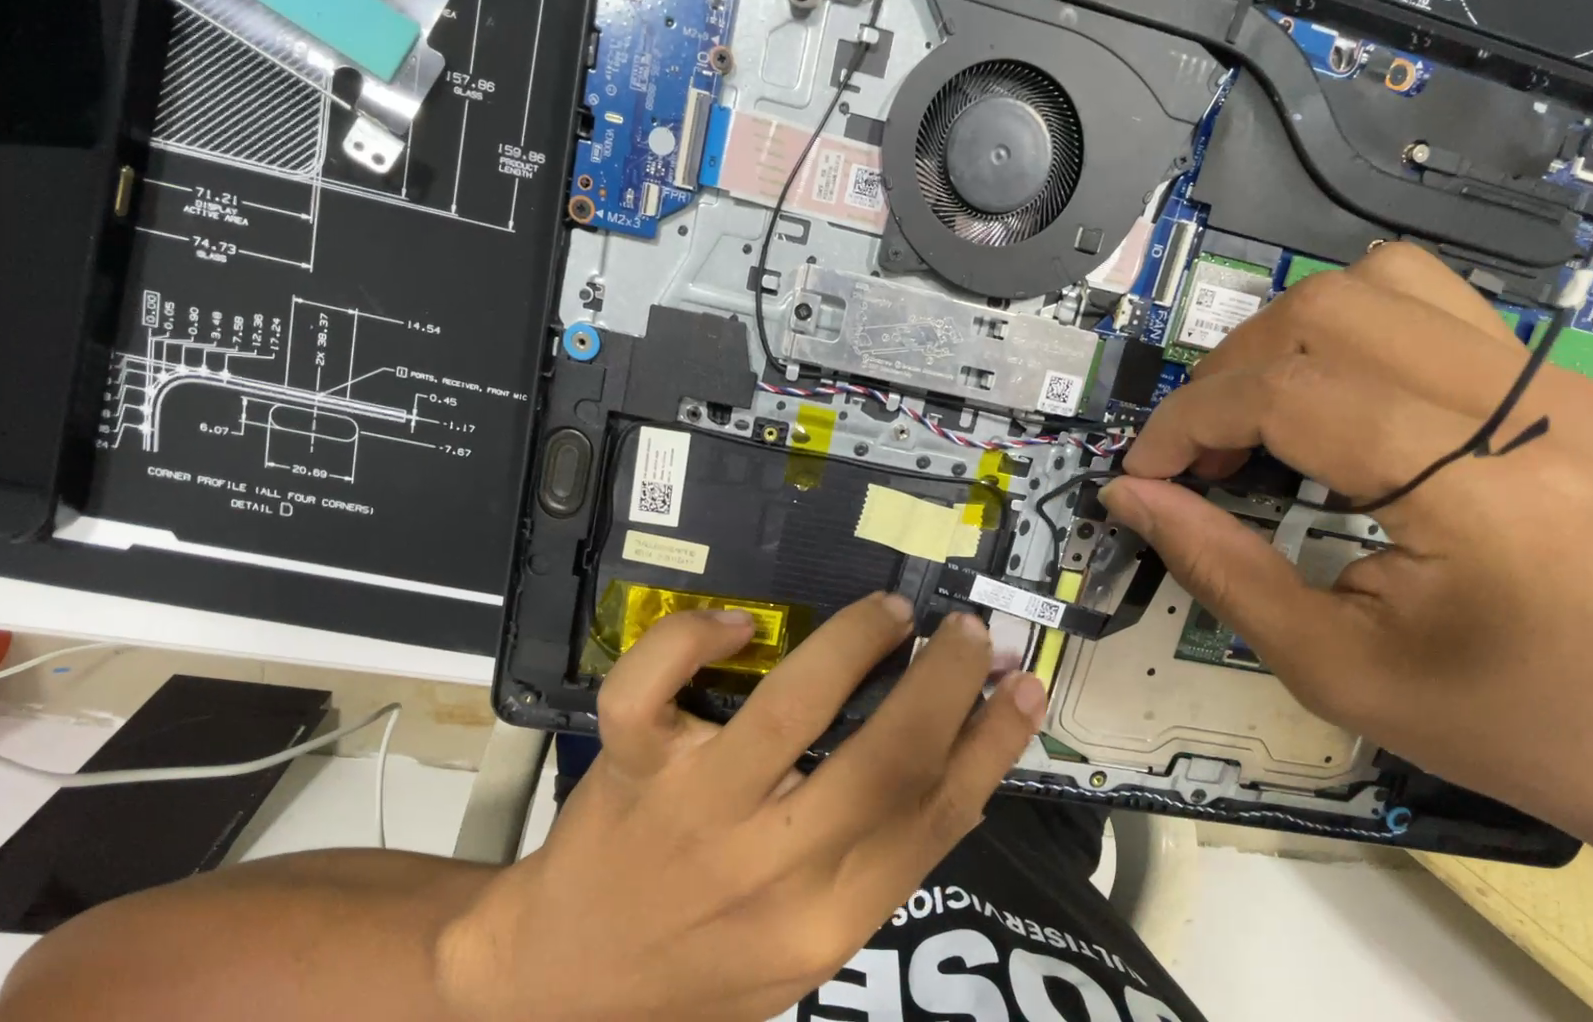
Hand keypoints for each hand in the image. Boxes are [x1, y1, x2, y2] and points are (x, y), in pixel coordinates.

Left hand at [434, 596, 1047, 1021]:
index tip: (1025, 686)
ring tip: (891, 612)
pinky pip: (653, 685)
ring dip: (853, 645)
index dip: (993, 743)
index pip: (935, 819)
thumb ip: (878, 867)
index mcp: (827, 920)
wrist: (566, 981)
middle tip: (970, 633)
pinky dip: (695, 638)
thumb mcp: (810, 948)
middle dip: (944, 685)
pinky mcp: (632, 766)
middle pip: (884, 762)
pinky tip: (740, 622)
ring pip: (789, 709)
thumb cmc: (702, 965)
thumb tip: (952, 765)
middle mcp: (768, 866)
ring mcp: (693, 808)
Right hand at [1099, 244, 1592, 931]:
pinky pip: (1428, 306)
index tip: (1142, 474)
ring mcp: (1561, 386)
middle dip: (1226, 376)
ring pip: (1378, 284)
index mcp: (1486, 499)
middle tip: (1197, 456)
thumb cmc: (1499, 727)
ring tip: (1256, 421)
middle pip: (1328, 314)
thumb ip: (1217, 566)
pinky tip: (1328, 408)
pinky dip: (1345, 336)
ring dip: (1283, 342)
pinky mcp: (1562, 387)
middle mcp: (1536, 411)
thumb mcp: (1331, 668)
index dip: (1189, 422)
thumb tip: (1127, 492)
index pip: (1295, 396)